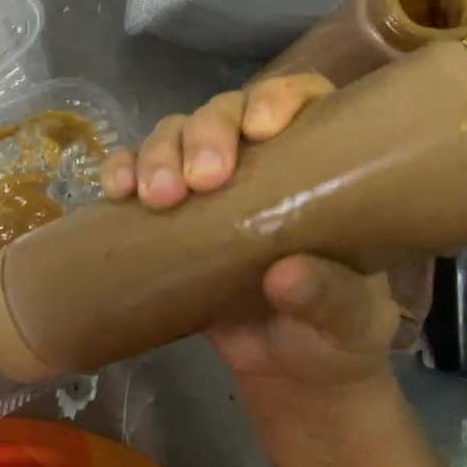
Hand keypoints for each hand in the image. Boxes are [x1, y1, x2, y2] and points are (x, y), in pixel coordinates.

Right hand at [101, 75, 400, 392]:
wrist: (280, 369)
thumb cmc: (333, 334)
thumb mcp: (351, 323)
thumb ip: (332, 300)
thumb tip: (286, 275)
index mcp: (316, 164)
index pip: (301, 99)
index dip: (278, 97)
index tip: (261, 130)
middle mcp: (257, 158)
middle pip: (225, 112)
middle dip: (205, 135)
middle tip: (201, 182)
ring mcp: (204, 181)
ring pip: (174, 134)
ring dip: (159, 155)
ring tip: (155, 198)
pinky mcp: (163, 208)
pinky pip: (133, 169)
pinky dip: (120, 170)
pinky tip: (115, 191)